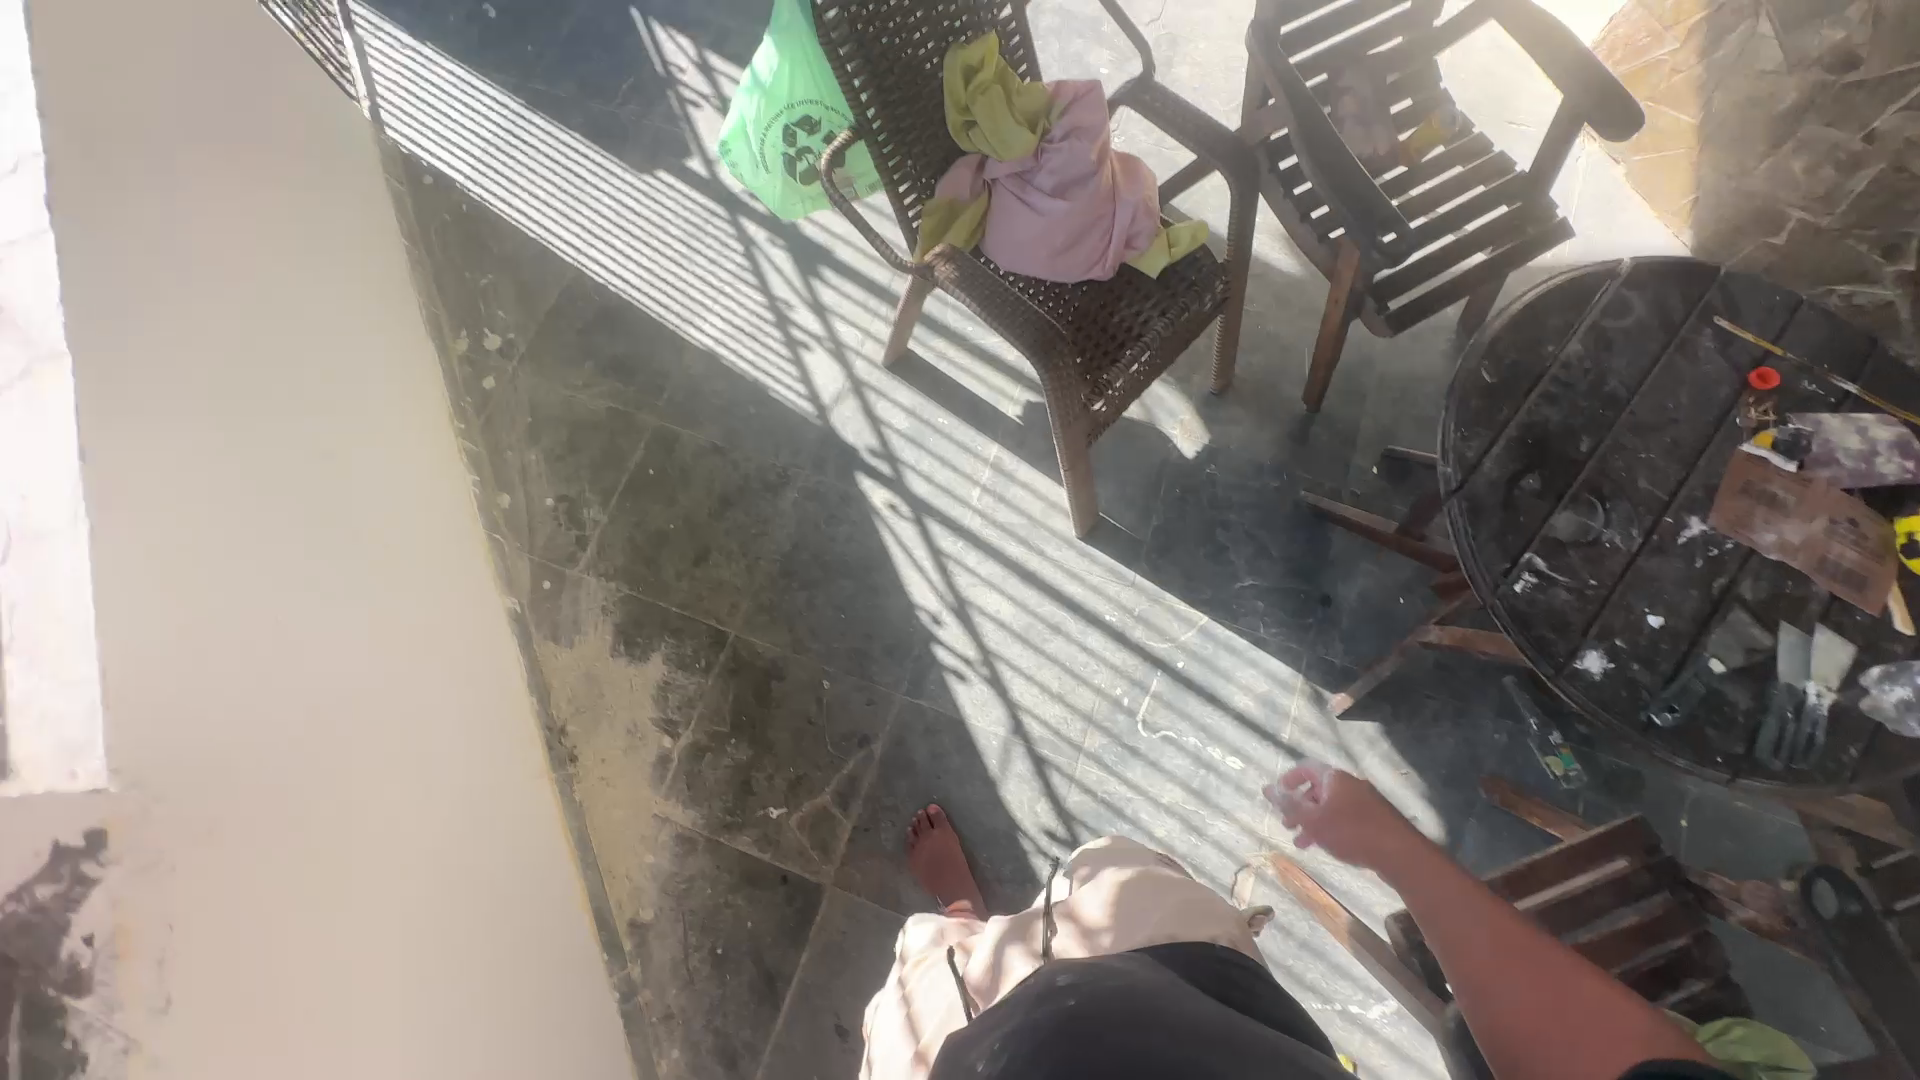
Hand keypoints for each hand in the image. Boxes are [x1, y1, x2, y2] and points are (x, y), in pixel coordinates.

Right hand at [1264, 765, 1429, 874]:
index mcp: (1335, 778)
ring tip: (1302, 843)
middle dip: (1299, 807)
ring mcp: (1366, 802)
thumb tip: (1266, 788)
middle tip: (1287, 825)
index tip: (1278, 797)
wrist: (1402, 856)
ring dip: (1313, 821)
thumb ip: (1288, 804)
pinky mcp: (1377, 820)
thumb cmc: (1351, 833)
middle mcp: (1351, 784)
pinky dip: (1331, 828)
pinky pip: (1346, 818)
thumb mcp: (1312, 820)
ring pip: (1331, 807)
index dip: (1288, 779)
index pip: (1305, 767)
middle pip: (1317, 789)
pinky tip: (1327, 846)